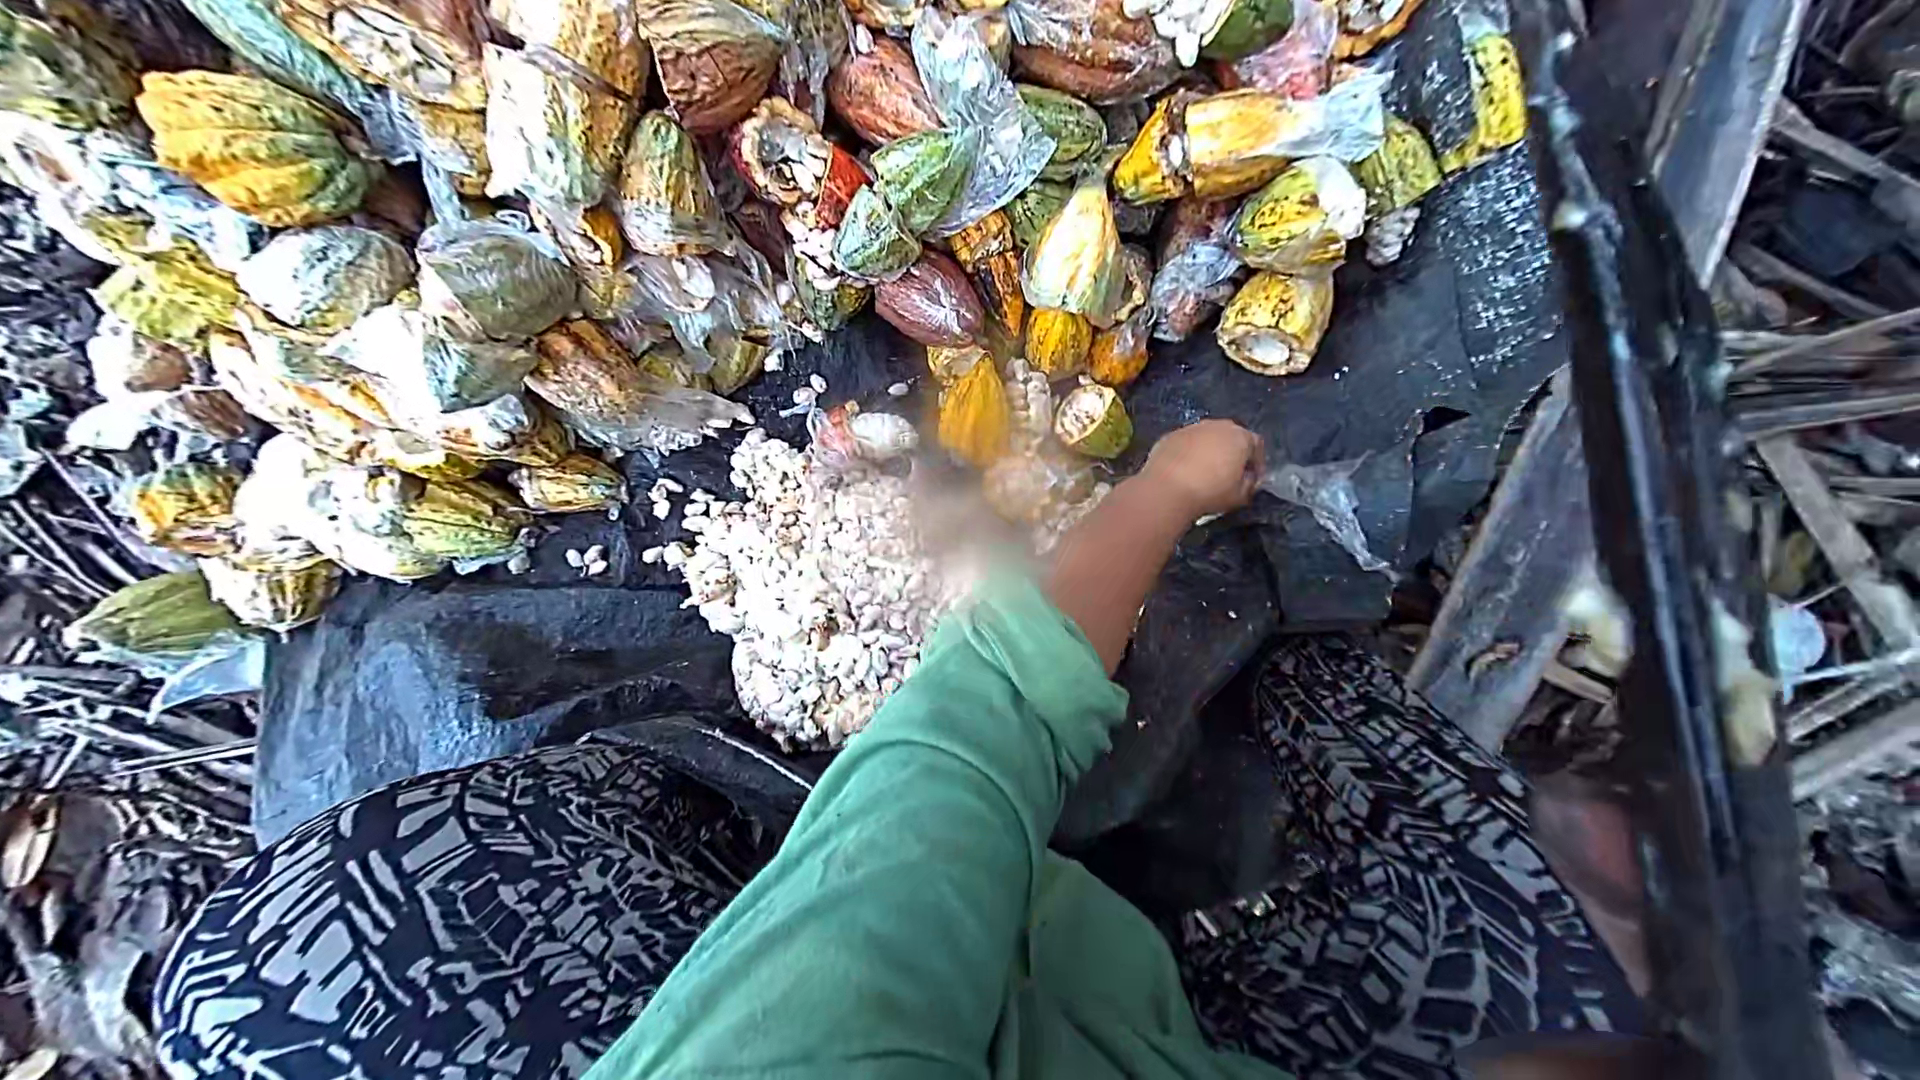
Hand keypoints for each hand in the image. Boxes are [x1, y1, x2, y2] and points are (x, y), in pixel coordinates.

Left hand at [1140, 419, 1263, 518]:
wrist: (1166, 490)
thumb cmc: (1209, 492)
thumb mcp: (1240, 496)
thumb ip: (1249, 484)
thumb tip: (1247, 478)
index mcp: (1240, 436)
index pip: (1256, 445)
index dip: (1256, 464)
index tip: (1251, 479)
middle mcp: (1216, 425)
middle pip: (1230, 437)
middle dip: (1232, 454)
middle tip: (1228, 475)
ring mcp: (1190, 428)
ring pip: (1205, 438)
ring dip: (1207, 452)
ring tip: (1203, 473)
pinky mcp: (1168, 436)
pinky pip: (1184, 444)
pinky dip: (1187, 454)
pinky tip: (1182, 471)